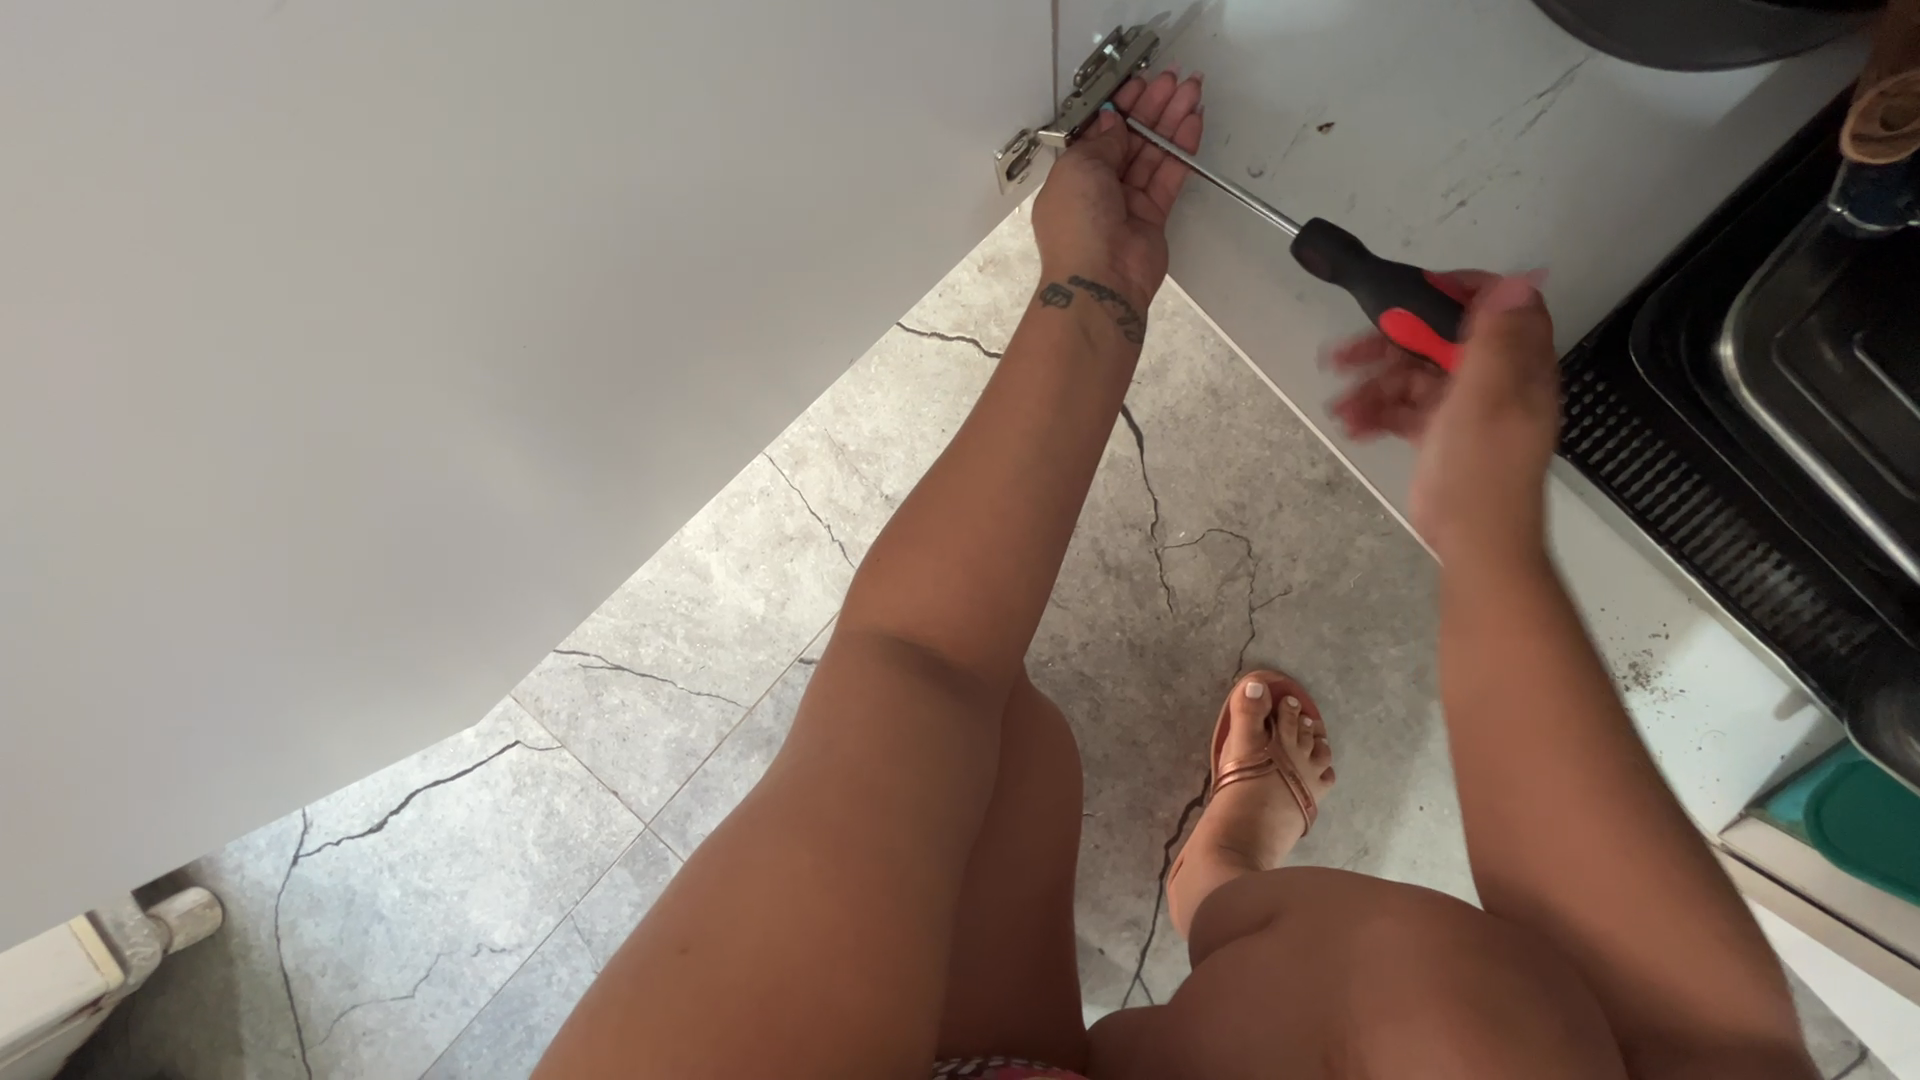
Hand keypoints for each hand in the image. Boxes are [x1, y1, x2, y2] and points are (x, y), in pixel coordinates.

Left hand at [1031, 71, 1203, 314]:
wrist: (1098, 280)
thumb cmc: (1076, 229)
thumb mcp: (1078, 167)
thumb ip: (1101, 140)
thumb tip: (1112, 121)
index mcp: (1071, 178)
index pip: (1098, 134)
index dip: (1119, 107)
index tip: (1139, 84)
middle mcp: (1097, 191)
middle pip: (1129, 140)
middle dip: (1151, 108)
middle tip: (1173, 81)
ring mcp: (1125, 205)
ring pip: (1152, 154)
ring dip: (1171, 122)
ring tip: (1191, 92)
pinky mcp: (1151, 218)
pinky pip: (1168, 176)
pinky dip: (1181, 150)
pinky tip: (1193, 124)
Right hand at [1329, 273, 1559, 563]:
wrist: (1474, 538)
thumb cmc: (1482, 469)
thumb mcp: (1488, 398)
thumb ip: (1495, 341)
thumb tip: (1514, 282)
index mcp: (1515, 365)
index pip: (1497, 308)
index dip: (1458, 293)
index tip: (1410, 294)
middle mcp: (1492, 380)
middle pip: (1438, 343)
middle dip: (1390, 346)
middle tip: (1346, 354)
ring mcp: (1463, 408)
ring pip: (1411, 378)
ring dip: (1373, 386)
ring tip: (1340, 406)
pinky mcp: (1437, 434)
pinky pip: (1403, 410)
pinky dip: (1377, 414)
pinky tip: (1355, 426)